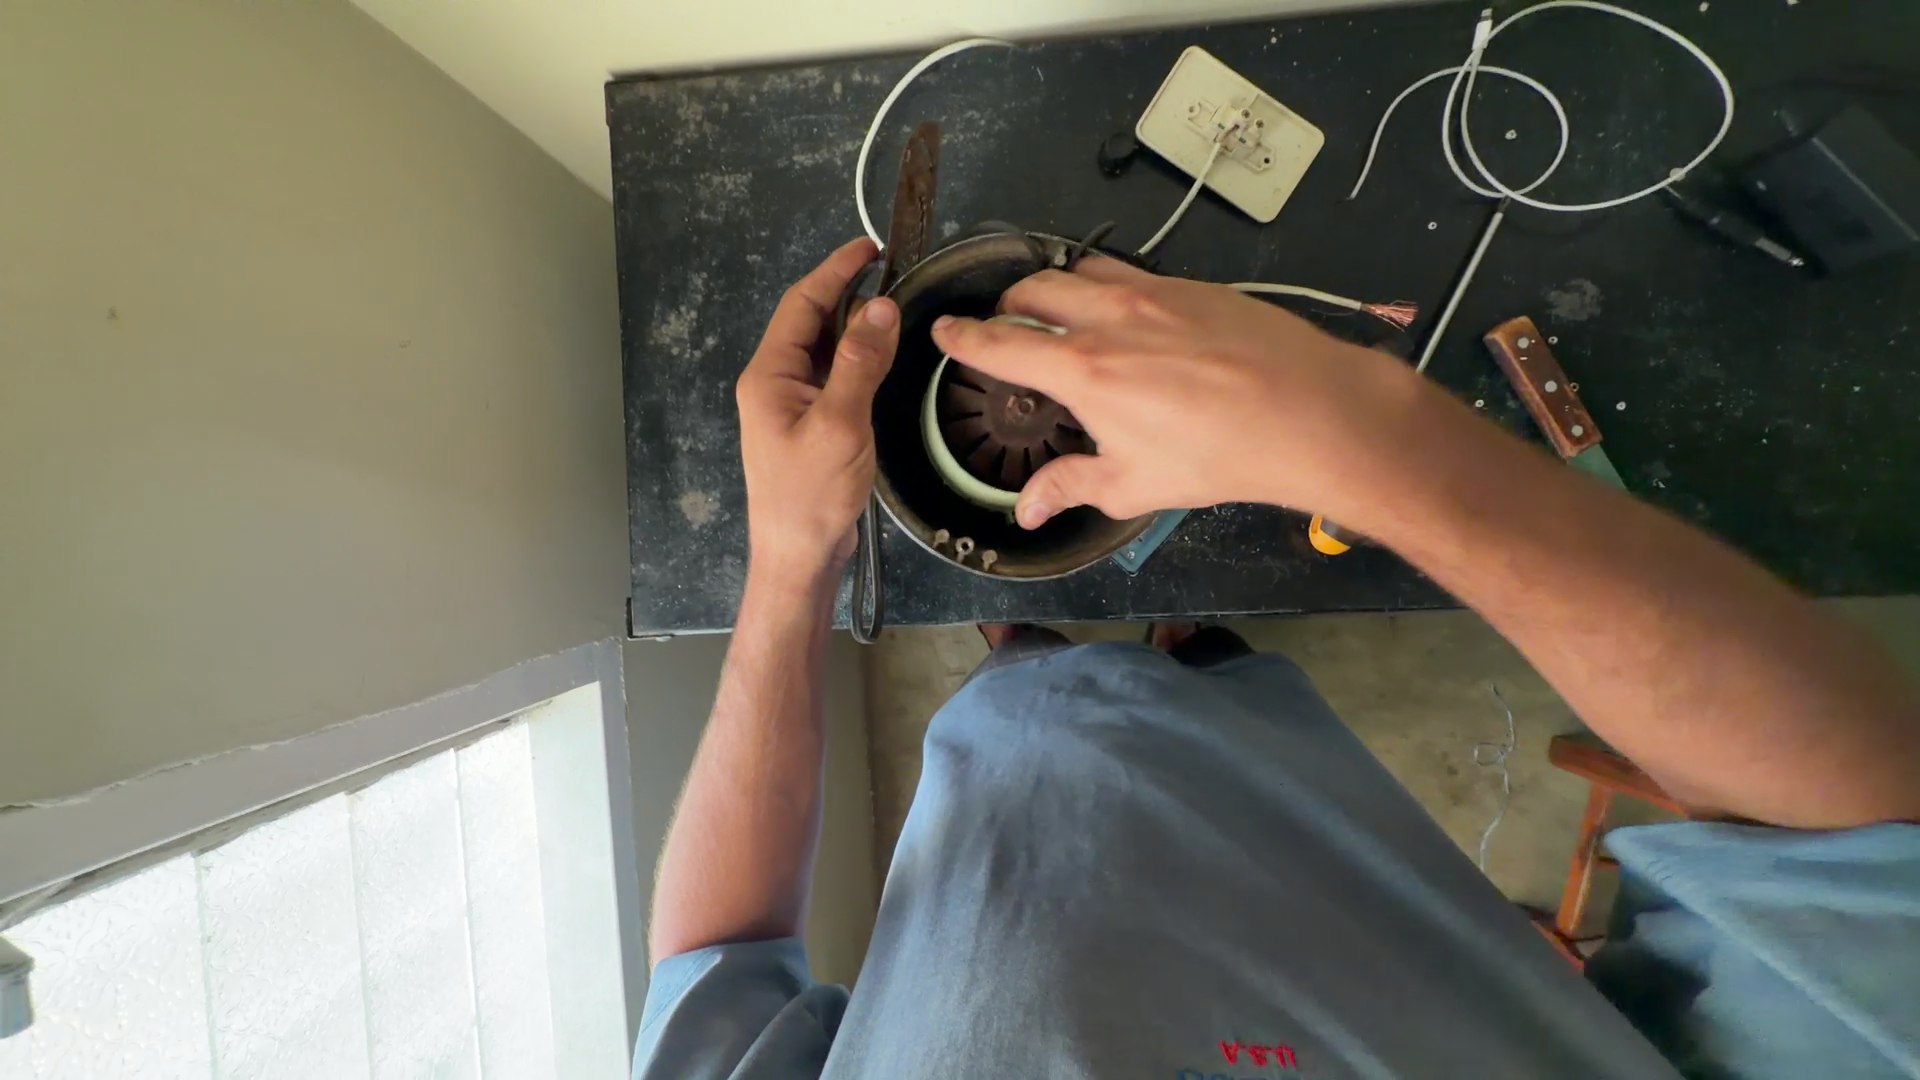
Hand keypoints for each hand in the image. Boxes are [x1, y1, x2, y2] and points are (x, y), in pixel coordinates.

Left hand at [736, 238, 898, 581]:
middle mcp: (775, 383)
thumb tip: (881, 307)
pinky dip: (858, 362)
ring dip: (856, 331)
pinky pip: (834, 380)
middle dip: (849, 297)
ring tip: (896, 313)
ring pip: (824, 352)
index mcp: (769, 374)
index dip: (835, 270)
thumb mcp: (839, 424)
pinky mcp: (811, 427)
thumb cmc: (811, 494)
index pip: (802, 305)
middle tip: (895, 279)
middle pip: (811, 324)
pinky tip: (883, 360)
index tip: (871, 247)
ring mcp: (792, 407)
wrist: (799, 555)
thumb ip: (858, 364)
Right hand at [928, 256, 1430, 528]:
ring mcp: (1150, 293)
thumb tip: (1025, 512)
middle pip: (1032, 292)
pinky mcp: (1188, 285)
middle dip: (1006, 306)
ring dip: (1052, 286)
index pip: (1001, 345)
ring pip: (1077, 270)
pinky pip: (1126, 270)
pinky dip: (1101, 282)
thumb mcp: (1131, 484)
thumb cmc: (1214, 456)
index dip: (963, 336)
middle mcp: (1107, 320)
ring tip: (1053, 310)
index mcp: (1082, 372)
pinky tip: (1118, 306)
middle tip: (1004, 326)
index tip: (943, 329)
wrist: (1307, 412)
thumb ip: (1067, 488)